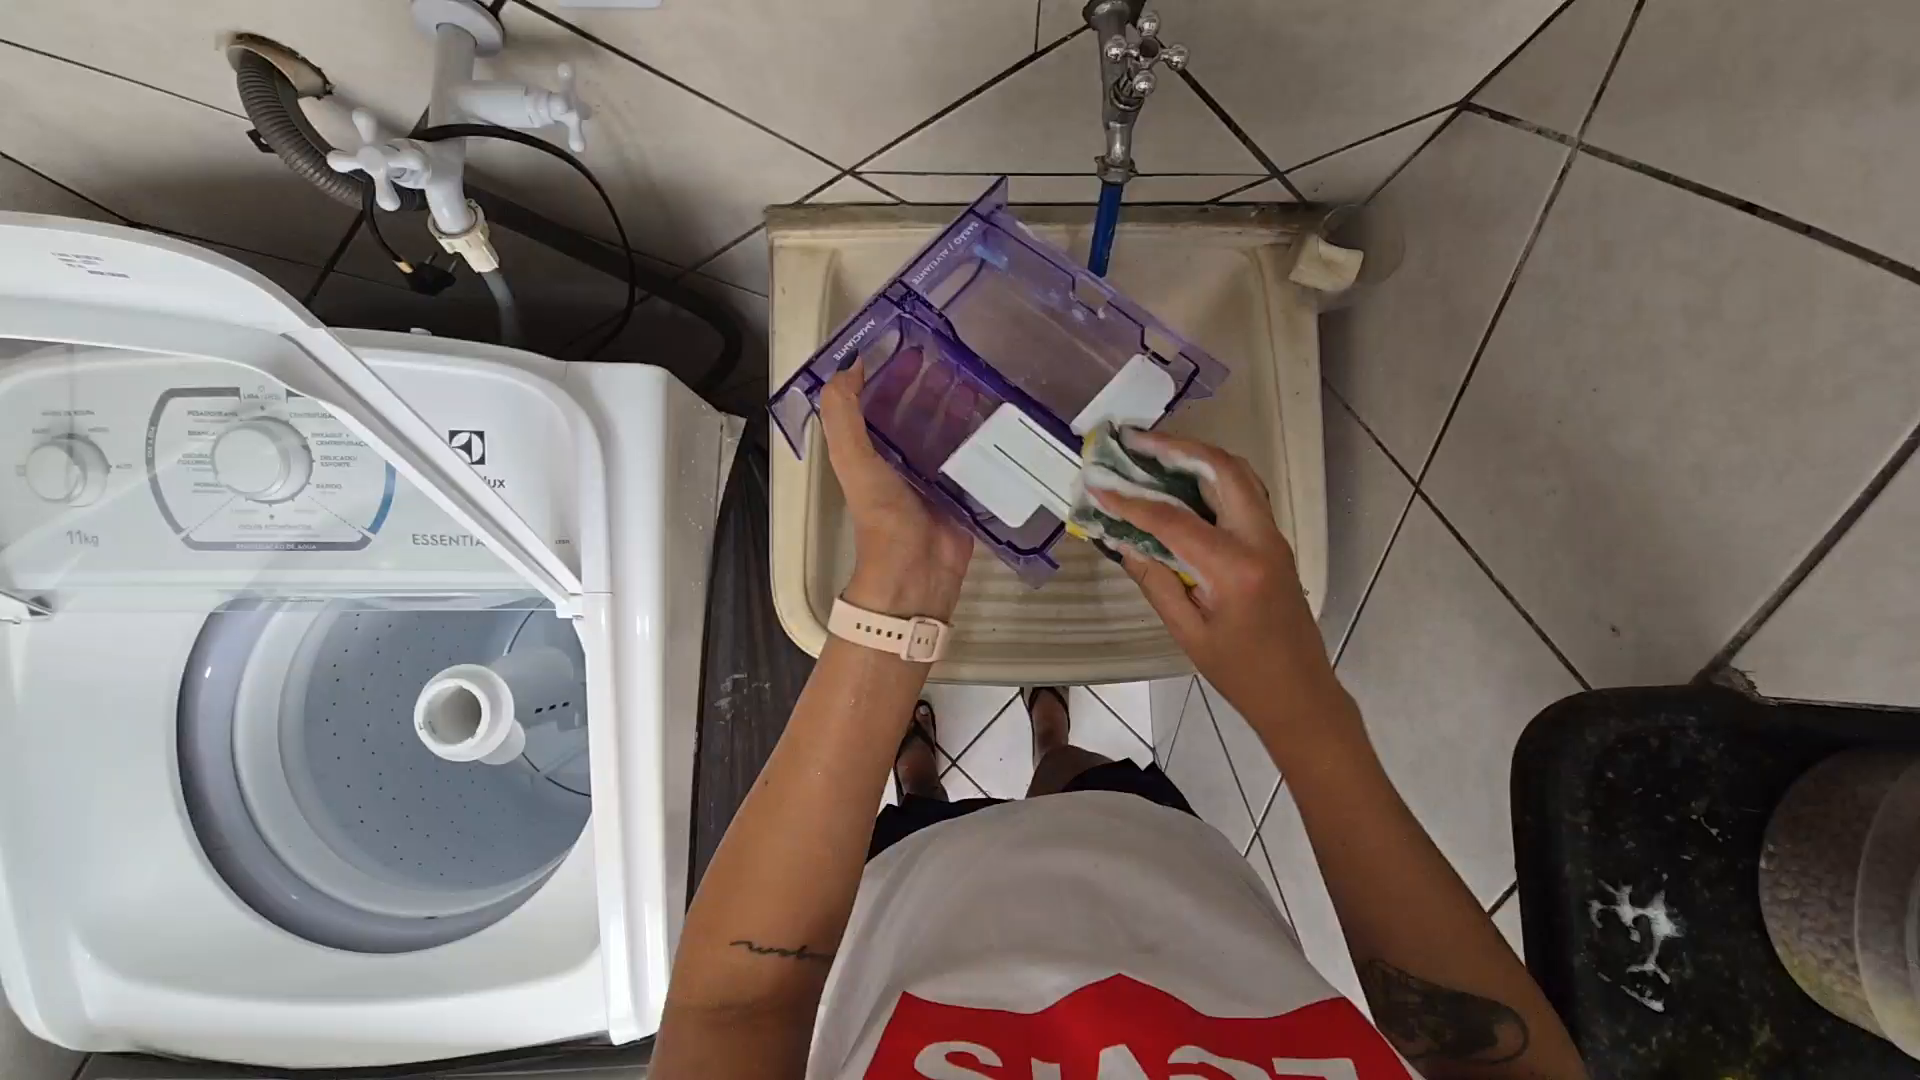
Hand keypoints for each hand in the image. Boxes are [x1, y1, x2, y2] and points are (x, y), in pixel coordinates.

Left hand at [819, 359, 973, 620]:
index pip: (880, 403)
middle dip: (931, 384)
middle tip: (955, 356)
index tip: (913, 346)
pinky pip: (972, 455)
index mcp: (871, 451)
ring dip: (958, 405)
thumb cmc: (883, 516)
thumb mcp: (853, 461)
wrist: (916, 573)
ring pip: (946, 430)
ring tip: (977, 379)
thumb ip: (843, 414)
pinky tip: (996, 415)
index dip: (892, 374)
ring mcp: (934, 476)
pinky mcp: (962, 491)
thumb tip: (849, 364)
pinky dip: (981, 435)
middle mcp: (901, 460)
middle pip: (917, 412)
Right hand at [1092, 430, 1349, 733]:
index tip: (1098, 484)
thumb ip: (1155, 580)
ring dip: (1196, 456)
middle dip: (1176, 448)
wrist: (1301, 694)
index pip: (1175, 519)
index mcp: (1236, 568)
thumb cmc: (1241, 674)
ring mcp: (1273, 537)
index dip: (1132, 501)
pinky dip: (1210, 478)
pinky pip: (1243, 494)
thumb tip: (1124, 540)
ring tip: (1153, 452)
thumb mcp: (1188, 633)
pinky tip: (1180, 482)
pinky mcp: (1273, 543)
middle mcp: (1261, 540)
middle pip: (1222, 470)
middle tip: (1134, 442)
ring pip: (1238, 475)